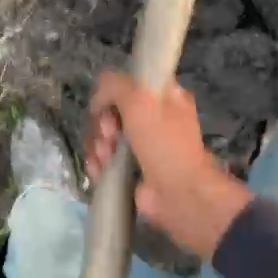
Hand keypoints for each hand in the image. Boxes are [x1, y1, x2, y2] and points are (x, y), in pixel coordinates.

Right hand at [87, 70, 252, 260]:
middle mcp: (154, 120)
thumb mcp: (141, 100)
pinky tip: (101, 169)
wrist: (178, 193)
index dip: (114, 93)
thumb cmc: (164, 142)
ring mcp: (142, 148)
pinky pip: (104, 161)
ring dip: (99, 146)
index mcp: (164, 98)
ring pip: (105, 137)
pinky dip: (98, 165)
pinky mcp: (130, 171)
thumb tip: (98, 97)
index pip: (129, 84)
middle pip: (112, 112)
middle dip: (104, 123)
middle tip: (110, 135)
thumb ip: (115, 85)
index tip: (108, 104)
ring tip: (107, 157)